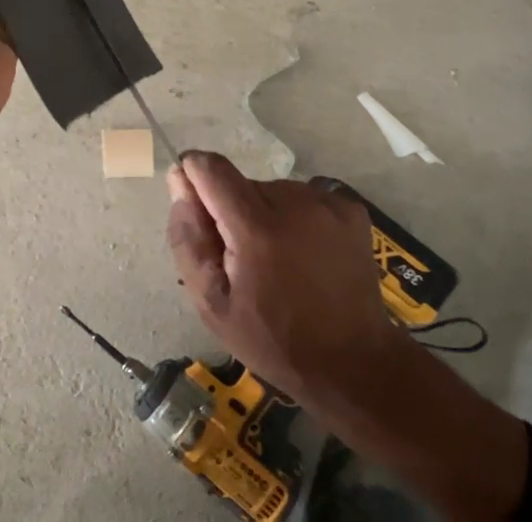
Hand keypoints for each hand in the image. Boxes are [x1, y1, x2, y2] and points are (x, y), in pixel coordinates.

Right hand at [165, 151, 403, 400]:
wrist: (353, 362)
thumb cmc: (273, 339)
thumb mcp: (212, 303)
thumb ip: (188, 238)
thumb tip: (179, 181)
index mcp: (256, 228)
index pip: (210, 168)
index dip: (193, 177)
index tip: (195, 208)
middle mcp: (294, 203)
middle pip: (241, 183)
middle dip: (231, 210)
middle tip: (243, 259)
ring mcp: (327, 204)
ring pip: (272, 190)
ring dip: (264, 213)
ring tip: (279, 261)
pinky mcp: (351, 210)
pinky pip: (304, 197)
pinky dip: (296, 217)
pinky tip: (306, 254)